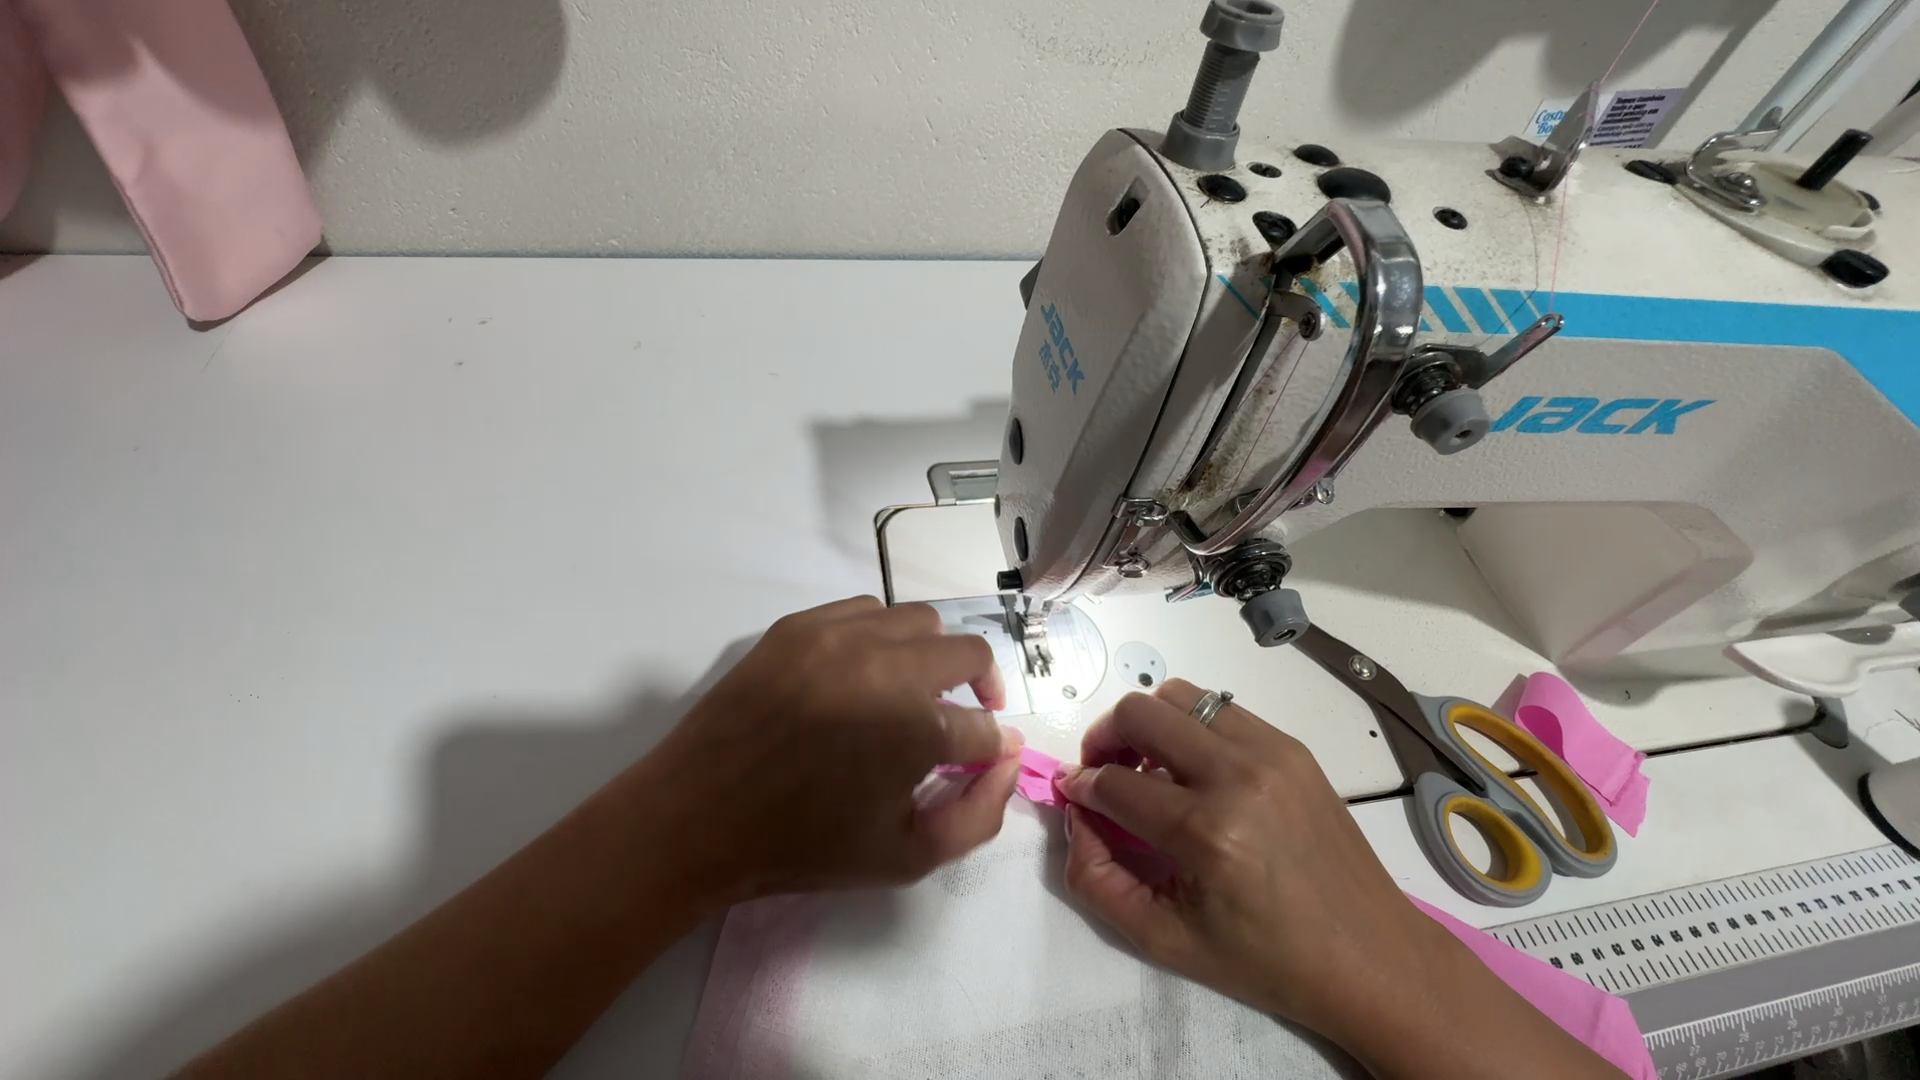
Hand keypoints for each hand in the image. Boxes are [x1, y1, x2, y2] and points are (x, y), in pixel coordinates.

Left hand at [642, 596, 1023, 903]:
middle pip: (968, 652)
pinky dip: (882, 636)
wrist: (696, 819)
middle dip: (981, 685)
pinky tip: (865, 671)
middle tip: (965, 715)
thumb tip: (1009, 756)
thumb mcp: (906, 857)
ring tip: (913, 689)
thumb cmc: (803, 846)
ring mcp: (838, 636)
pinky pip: (864, 609)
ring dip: (932, 654)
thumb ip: (978, 814)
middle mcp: (885, 666)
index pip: (983, 726)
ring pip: (919, 620)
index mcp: (914, 728)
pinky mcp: (799, 625)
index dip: (989, 745)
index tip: (980, 756)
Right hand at [1057, 681, 1627, 1079]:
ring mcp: (1271, 752)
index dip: (1082, 787)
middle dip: (1103, 738)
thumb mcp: (1164, 940)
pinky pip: (1219, 708)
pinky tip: (1195, 768)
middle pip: (1139, 712)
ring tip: (1148, 765)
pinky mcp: (1293, 746)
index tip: (1076, 796)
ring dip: (1147, 723)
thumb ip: (1096, 879)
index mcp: (1208, 833)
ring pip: (1178, 695)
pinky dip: (1190, 726)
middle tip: (1104, 771)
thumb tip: (1076, 814)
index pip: (1115, 784)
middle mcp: (1239, 776)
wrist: (1374, 957)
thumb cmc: (1266, 959)